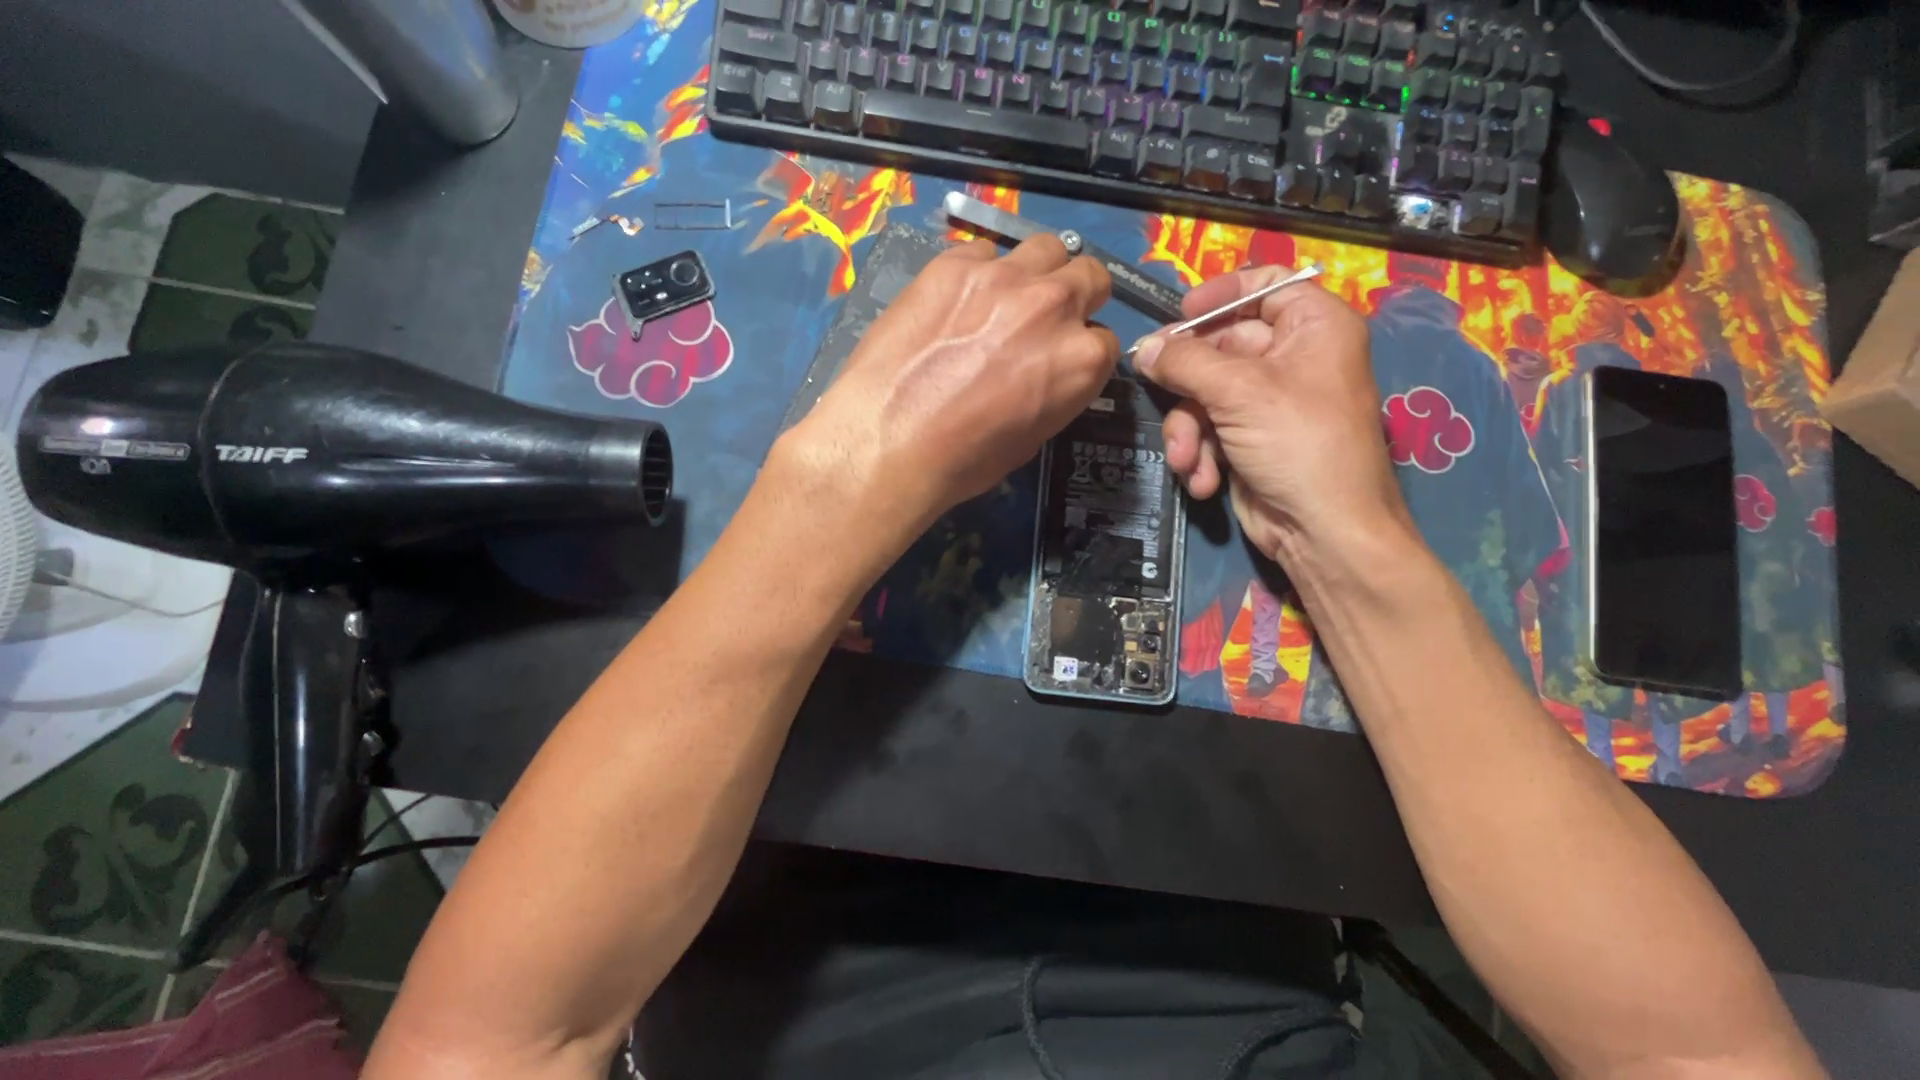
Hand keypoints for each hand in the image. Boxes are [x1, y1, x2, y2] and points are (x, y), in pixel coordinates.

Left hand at [781, 236, 1117, 541]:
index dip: (1081, 349)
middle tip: (1042, 321)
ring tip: (1005, 299)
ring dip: (1036, 271)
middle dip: (1075, 297)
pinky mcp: (955, 264)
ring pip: (1045, 249)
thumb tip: (1048, 369)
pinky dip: (978, 272)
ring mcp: (1005, 278)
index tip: (1058, 359)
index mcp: (1082, 358)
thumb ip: (1057, 387)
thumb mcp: (1033, 435)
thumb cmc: (964, 458)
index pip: (1104, 338)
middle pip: (1088, 277)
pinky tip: (955, 301)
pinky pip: (984, 252)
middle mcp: (1055, 306)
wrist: (890, 440)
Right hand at [1132, 267, 1408, 562]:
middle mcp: (1294, 358)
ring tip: (1187, 457)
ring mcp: (1269, 402)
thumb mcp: (1238, 391)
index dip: (1222, 294)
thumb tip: (1144, 349)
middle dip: (1188, 380)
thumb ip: (1185, 361)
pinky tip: (1204, 478)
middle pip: (1222, 344)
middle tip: (1155, 381)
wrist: (1322, 530)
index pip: (1266, 287)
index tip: (1182, 312)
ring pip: (1205, 393)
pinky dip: (1201, 453)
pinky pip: (1210, 429)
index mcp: (1314, 327)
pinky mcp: (1249, 440)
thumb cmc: (1298, 442)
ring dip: (1189, 429)